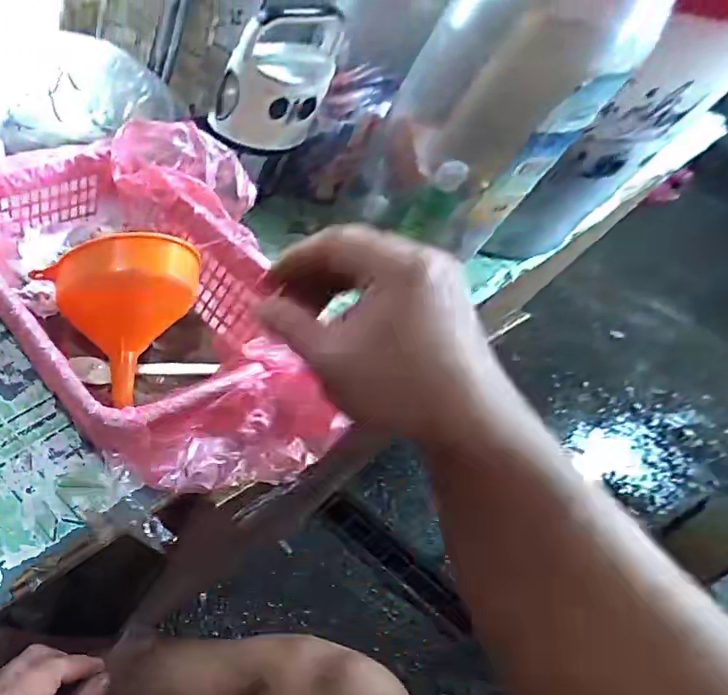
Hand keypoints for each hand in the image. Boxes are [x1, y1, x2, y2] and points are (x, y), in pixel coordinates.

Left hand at [0, 645, 109, 694]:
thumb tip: (103, 678)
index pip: (49, 667)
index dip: (80, 664)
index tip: (106, 668)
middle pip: (29, 658)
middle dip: (63, 662)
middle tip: (94, 674)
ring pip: (19, 667)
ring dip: (48, 669)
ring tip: (80, 682)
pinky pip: (11, 682)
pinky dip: (34, 681)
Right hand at [256, 225, 520, 451]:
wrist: (467, 419)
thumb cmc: (394, 387)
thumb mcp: (329, 358)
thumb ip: (290, 326)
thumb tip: (260, 306)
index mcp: (397, 264)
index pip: (334, 242)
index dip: (291, 261)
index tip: (262, 287)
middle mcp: (423, 258)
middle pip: (356, 250)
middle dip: (311, 275)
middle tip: (280, 304)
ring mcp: (439, 278)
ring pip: (373, 267)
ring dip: (333, 287)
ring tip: (306, 317)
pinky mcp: (445, 300)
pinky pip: (392, 284)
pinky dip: (358, 297)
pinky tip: (342, 325)